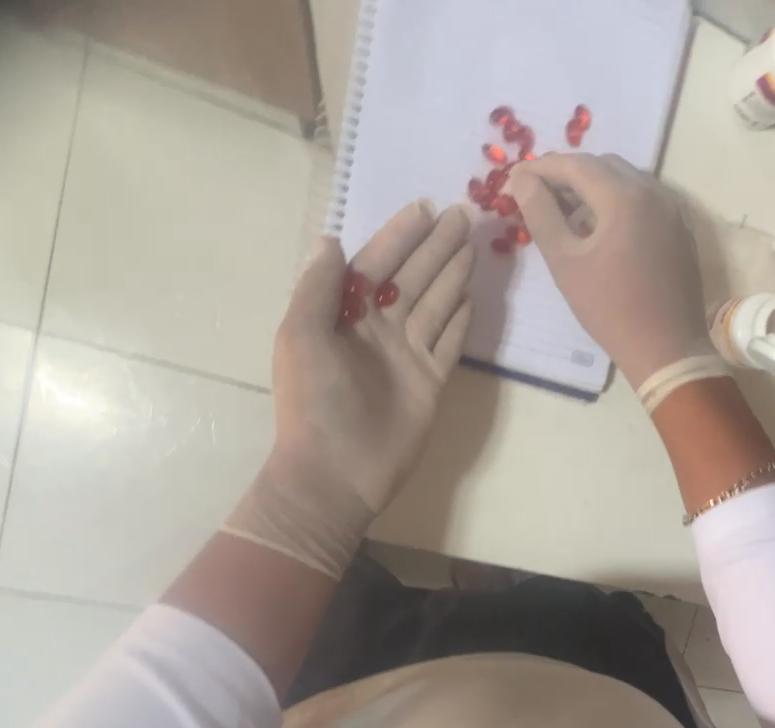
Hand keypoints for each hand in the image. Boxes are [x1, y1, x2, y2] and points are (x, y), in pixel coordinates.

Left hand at [222, 200, 473, 576]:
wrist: (338, 472)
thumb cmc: (312, 403)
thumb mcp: (301, 336)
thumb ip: (317, 288)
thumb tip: (332, 239)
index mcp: (341, 315)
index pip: (376, 264)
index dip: (399, 235)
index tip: (424, 208)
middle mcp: (377, 330)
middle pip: (412, 278)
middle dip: (436, 247)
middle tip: (463, 215)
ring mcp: (407, 356)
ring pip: (435, 304)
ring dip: (453, 274)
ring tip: (473, 245)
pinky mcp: (431, 382)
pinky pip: (449, 343)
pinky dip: (461, 320)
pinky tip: (473, 297)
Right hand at [509, 153, 714, 389]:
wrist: (667, 350)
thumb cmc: (610, 309)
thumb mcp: (565, 262)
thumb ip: (541, 213)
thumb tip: (522, 179)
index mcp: (625, 196)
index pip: (576, 164)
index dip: (542, 168)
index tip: (517, 179)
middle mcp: (654, 192)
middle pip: (604, 166)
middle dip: (570, 175)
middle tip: (541, 196)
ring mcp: (673, 211)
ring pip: (628, 182)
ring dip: (595, 189)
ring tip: (568, 214)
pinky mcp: (681, 232)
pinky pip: (646, 202)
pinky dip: (619, 204)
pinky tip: (602, 231)